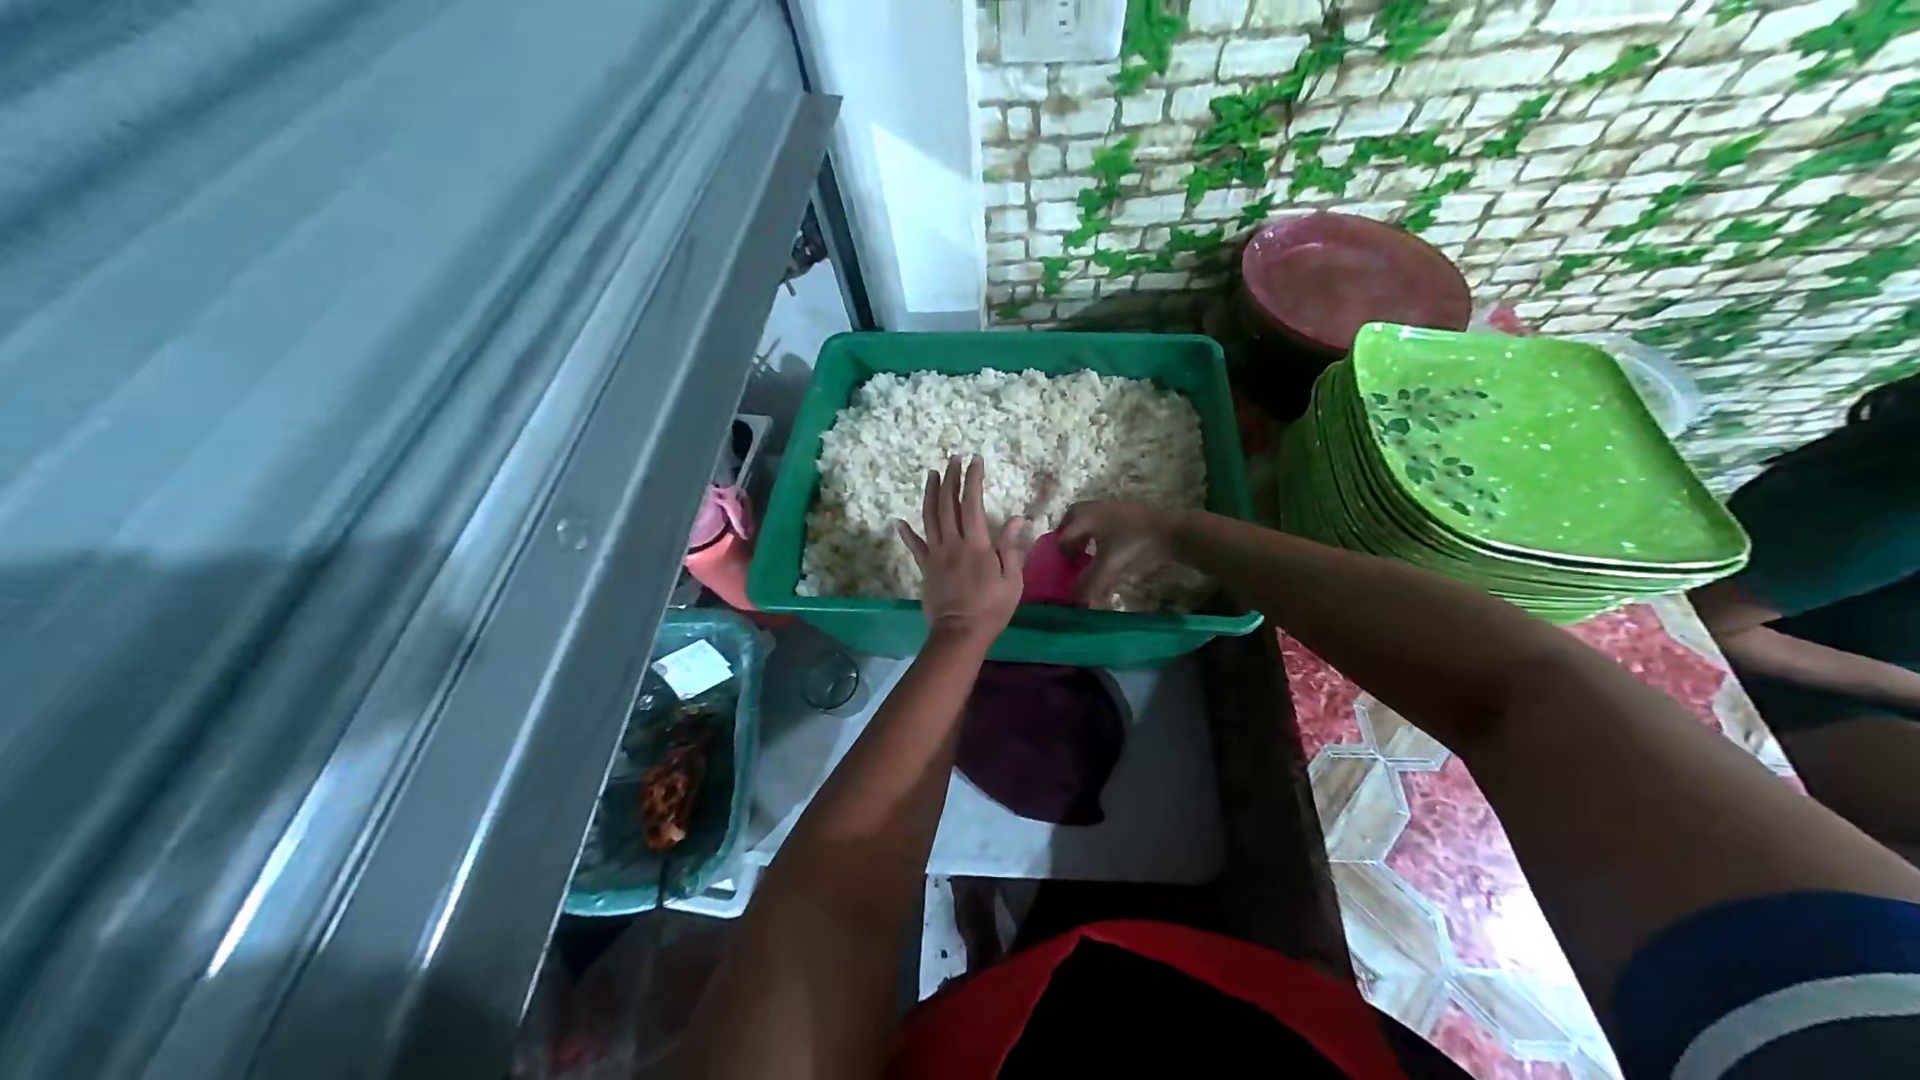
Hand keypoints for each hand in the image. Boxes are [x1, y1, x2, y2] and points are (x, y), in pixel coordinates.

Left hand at [897, 455, 1026, 642]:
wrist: (959, 633)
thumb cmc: (991, 608)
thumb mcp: (1011, 580)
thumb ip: (1011, 548)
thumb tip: (1016, 519)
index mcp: (976, 544)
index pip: (972, 503)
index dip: (973, 479)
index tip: (976, 460)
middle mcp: (952, 543)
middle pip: (948, 504)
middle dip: (951, 478)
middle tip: (954, 459)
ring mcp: (935, 554)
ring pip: (929, 517)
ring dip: (931, 493)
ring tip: (932, 474)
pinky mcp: (924, 568)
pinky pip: (914, 546)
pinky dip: (907, 532)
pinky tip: (900, 521)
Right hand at [1057, 500, 1180, 606]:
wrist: (1175, 532)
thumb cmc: (1136, 545)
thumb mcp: (1110, 567)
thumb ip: (1089, 585)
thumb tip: (1075, 602)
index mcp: (1085, 518)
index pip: (1062, 537)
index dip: (1059, 556)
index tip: (1066, 572)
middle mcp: (1095, 508)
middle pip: (1072, 519)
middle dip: (1069, 537)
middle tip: (1071, 555)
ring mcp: (1114, 507)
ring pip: (1090, 519)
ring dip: (1085, 535)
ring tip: (1089, 554)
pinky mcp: (1129, 512)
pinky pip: (1106, 521)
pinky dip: (1101, 534)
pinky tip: (1111, 550)